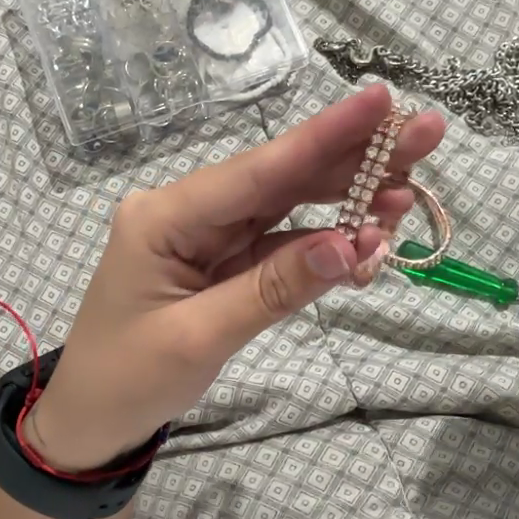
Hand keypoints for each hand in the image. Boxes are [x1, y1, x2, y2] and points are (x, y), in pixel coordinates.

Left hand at [28, 84, 446, 468]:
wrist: (91, 419)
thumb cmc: (127, 380)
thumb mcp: (199, 338)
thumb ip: (275, 289)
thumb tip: (351, 246)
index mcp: (165, 216)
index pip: (257, 170)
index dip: (324, 136)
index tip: (382, 100)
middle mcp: (188, 212)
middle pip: (280, 178)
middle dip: (353, 157)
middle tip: (426, 132)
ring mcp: (207, 236)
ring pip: (287, 206)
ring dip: (347, 198)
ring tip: (409, 191)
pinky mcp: (223, 262)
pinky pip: (282, 243)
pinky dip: (325, 243)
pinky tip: (369, 236)